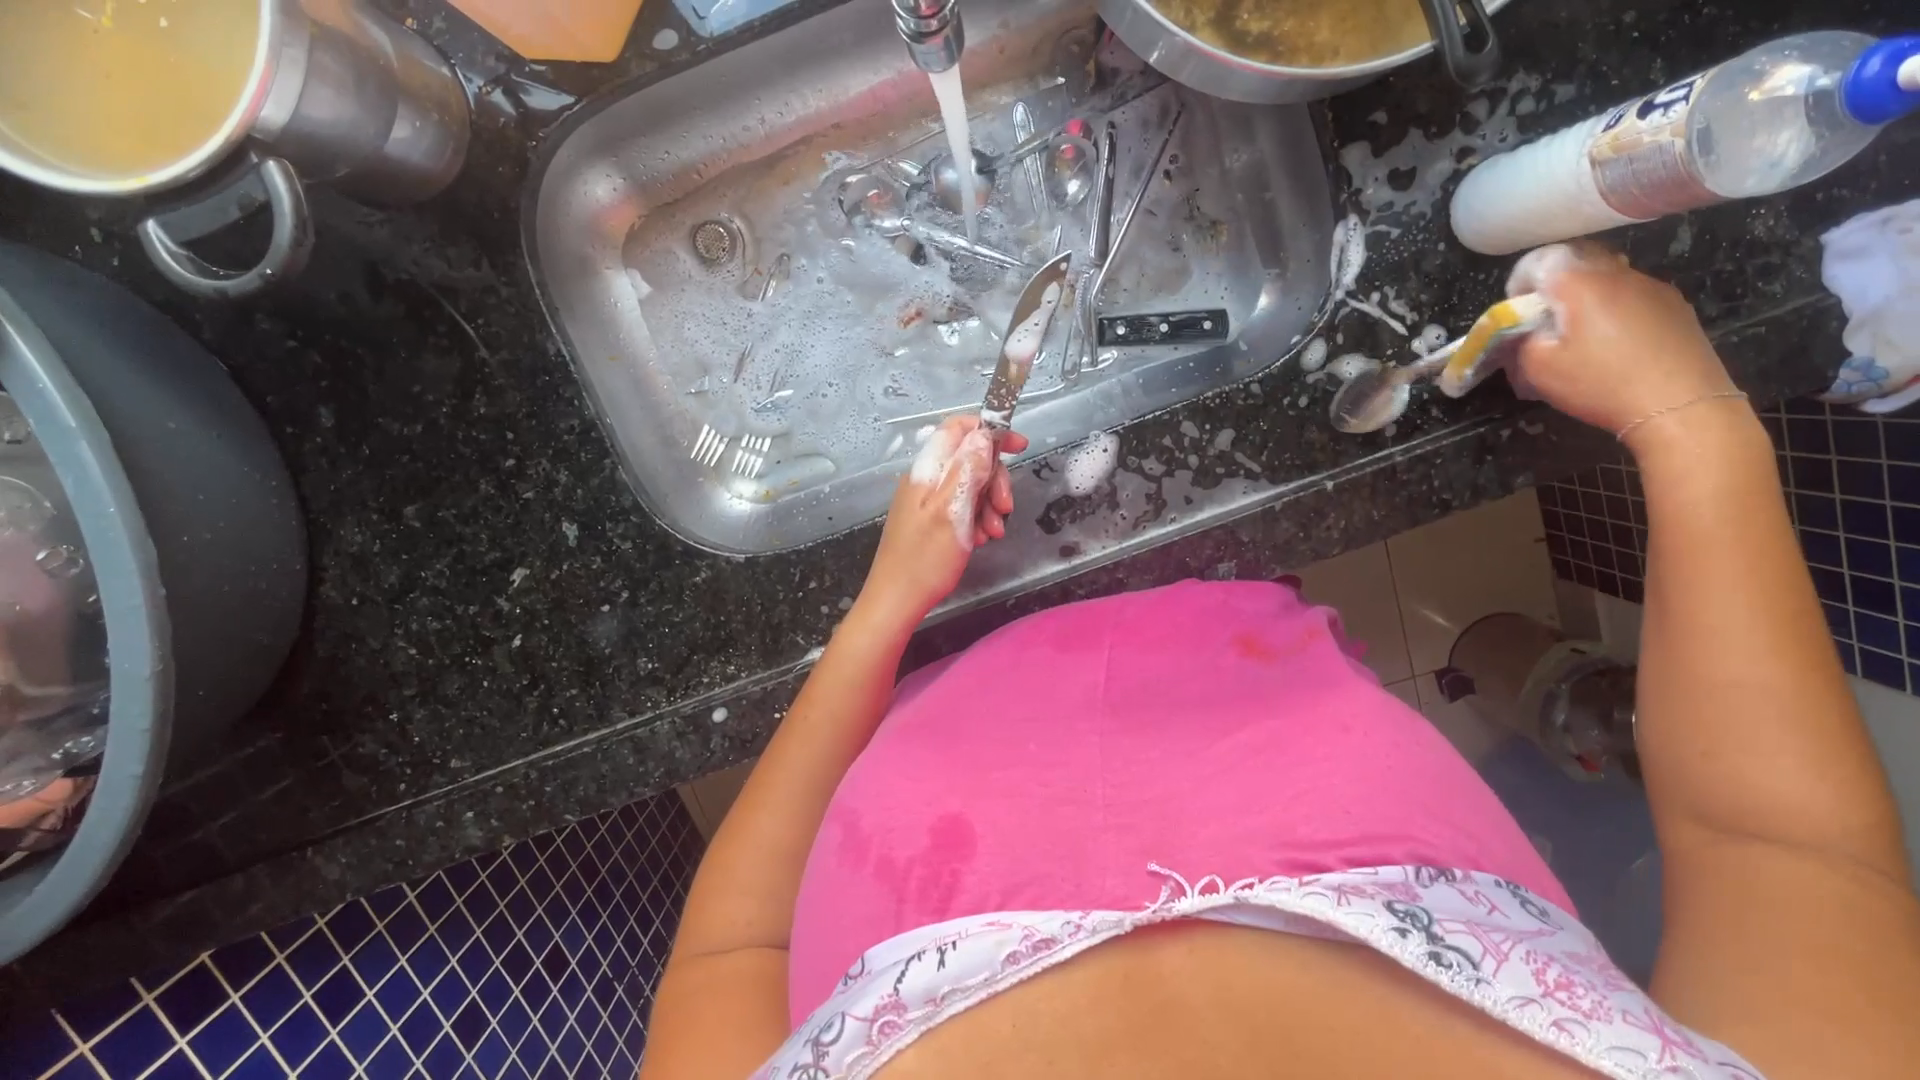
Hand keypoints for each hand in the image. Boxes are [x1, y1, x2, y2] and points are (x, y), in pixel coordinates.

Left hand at [856, 415, 1028, 628]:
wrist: (897, 600)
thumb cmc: (925, 559)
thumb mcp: (953, 511)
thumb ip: (968, 470)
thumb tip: (983, 434)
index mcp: (928, 469)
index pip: (959, 428)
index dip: (990, 431)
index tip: (1019, 447)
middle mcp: (927, 478)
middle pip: (970, 458)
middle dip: (995, 479)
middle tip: (1005, 507)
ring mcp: (927, 500)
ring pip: (970, 485)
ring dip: (989, 504)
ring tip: (993, 532)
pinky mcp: (931, 519)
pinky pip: (962, 508)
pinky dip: (977, 519)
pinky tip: (980, 540)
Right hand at [1508, 244, 1740, 445]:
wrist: (1680, 404)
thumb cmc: (1602, 384)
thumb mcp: (1539, 369)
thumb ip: (1520, 340)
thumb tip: (1523, 328)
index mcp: (1582, 284)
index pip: (1541, 261)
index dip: (1521, 283)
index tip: (1519, 312)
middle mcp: (1620, 274)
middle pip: (1578, 262)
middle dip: (1555, 287)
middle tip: (1547, 322)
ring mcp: (1653, 287)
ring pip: (1608, 277)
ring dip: (1587, 297)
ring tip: (1584, 335)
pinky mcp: (1675, 305)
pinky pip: (1633, 295)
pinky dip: (1616, 309)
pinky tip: (1617, 343)